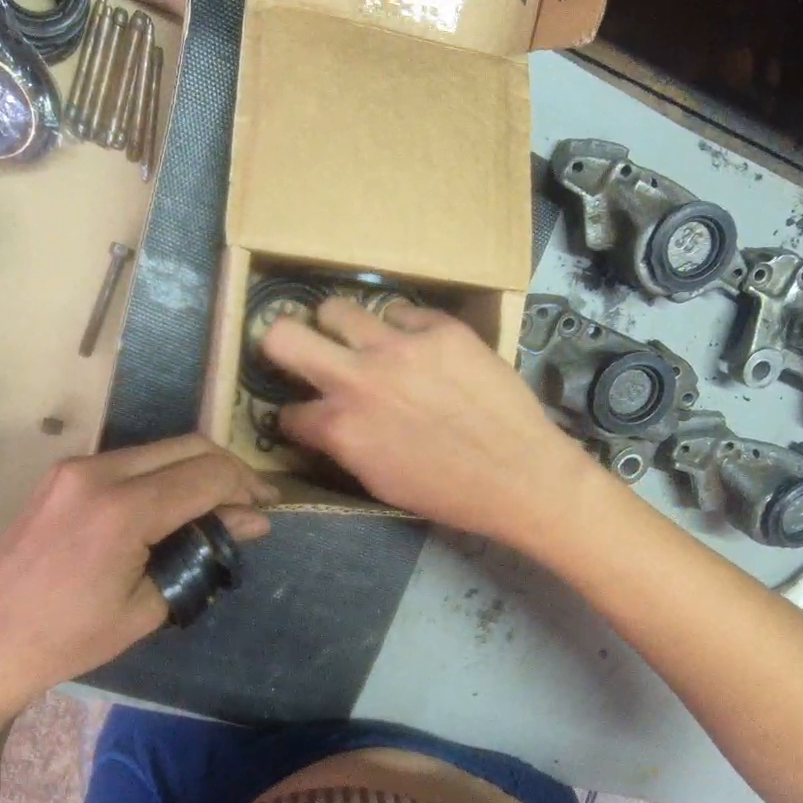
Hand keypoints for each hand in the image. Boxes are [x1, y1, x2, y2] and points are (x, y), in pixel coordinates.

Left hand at [0, 436, 276, 732]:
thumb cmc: (67, 640)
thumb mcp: (146, 607)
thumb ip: (202, 554)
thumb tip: (252, 522)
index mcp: (122, 510)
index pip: (208, 474)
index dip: (247, 488)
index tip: (267, 512)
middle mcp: (98, 472)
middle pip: (188, 446)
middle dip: (229, 471)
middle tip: (251, 506)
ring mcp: (75, 469)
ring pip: (160, 449)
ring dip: (195, 470)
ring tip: (215, 510)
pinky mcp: (62, 475)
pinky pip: (130, 461)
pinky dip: (163, 475)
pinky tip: (171, 509)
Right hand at [260, 297, 600, 544]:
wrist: (522, 475)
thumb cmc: (449, 493)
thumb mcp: (379, 482)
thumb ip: (343, 446)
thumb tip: (325, 424)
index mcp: (340, 428)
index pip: (288, 412)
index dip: (296, 418)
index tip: (307, 417)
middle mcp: (358, 379)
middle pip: (282, 335)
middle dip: (280, 343)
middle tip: (301, 350)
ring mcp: (399, 346)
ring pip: (338, 309)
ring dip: (341, 327)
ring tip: (362, 341)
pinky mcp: (441, 328)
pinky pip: (402, 313)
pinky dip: (402, 329)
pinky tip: (420, 349)